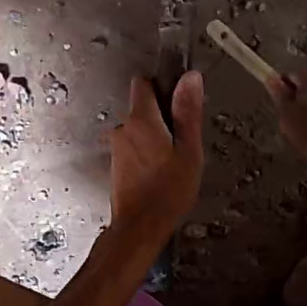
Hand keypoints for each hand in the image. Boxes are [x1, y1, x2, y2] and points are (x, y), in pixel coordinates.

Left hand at [108, 72, 204, 240]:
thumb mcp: (188, 150)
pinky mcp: (116, 164)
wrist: (140, 226)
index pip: (143, 83)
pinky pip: (134, 147)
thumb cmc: (167, 191)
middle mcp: (123, 129)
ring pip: (138, 129)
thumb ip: (187, 112)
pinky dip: (146, 152)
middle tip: (182, 139)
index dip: (161, 85)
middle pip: (142, 107)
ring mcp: (117, 147)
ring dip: (154, 137)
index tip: (178, 99)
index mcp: (141, 119)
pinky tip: (160, 171)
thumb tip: (190, 78)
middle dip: (162, 116)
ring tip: (173, 160)